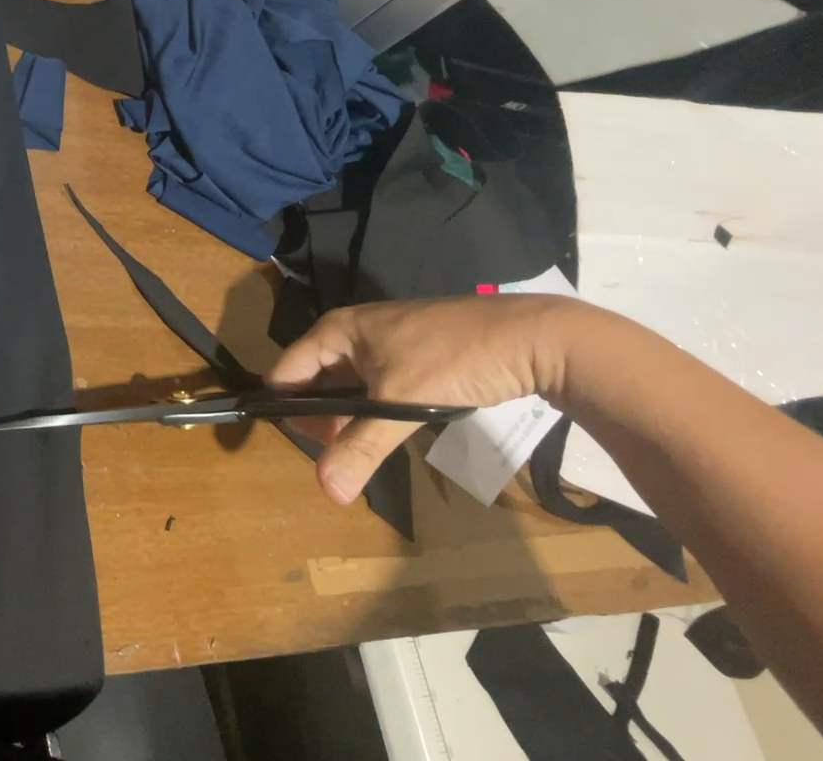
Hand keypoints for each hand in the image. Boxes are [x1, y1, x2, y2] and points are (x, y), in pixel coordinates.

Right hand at [267, 295, 586, 505]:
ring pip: (346, 388)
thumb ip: (361, 446)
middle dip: (320, 420)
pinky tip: (388, 435)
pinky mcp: (411, 358)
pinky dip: (374, 413)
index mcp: (336, 330)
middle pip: (314, 382)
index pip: (286, 372)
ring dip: (349, 420)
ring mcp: (383, 345)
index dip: (283, 408)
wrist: (540, 338)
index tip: (297, 448)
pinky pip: (374, 388)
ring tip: (362, 451)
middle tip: (338, 456)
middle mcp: (352, 334)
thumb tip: (327, 492)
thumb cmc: (456, 357)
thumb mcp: (402, 403)